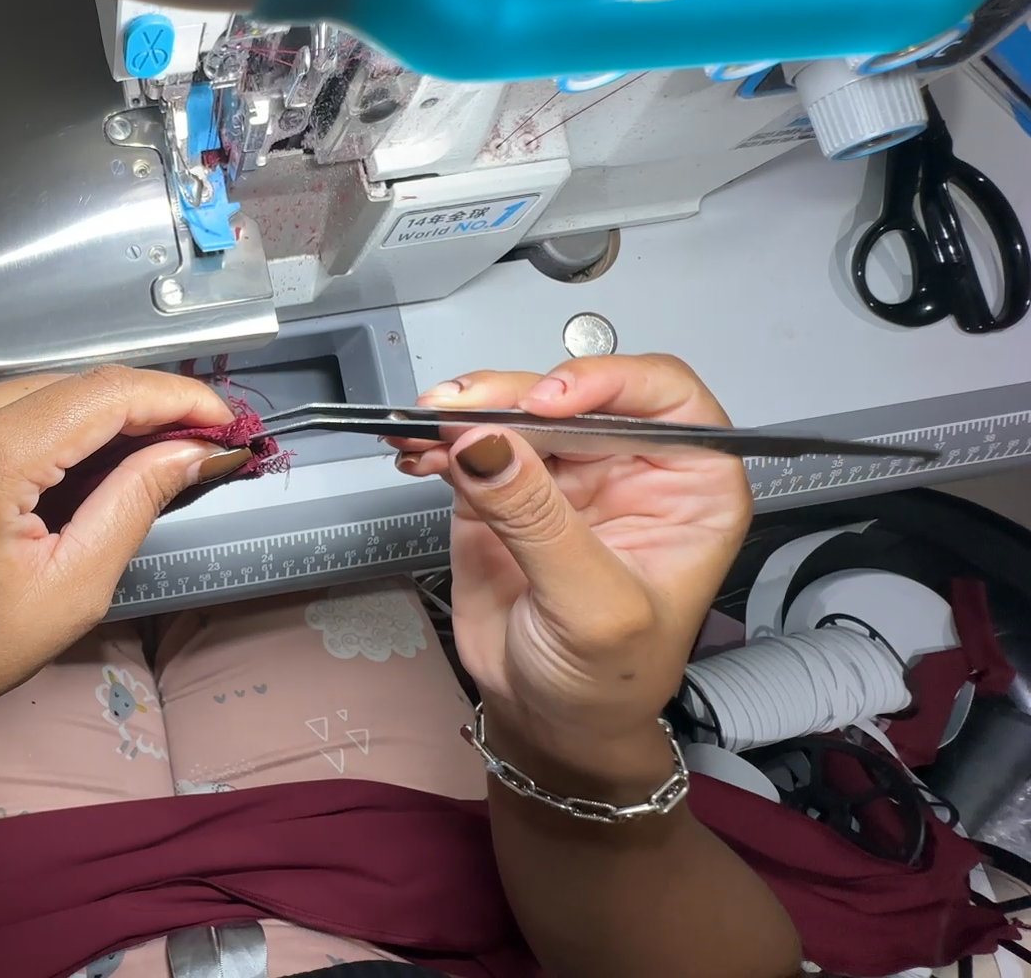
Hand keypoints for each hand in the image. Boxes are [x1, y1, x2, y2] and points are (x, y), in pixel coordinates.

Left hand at [0, 367, 242, 764]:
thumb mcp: (68, 590)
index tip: (228, 423)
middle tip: (205, 447)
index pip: (104, 395)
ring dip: (113, 418)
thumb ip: (133, 503)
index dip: (177, 401)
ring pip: (53, 392)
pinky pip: (20, 408)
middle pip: (80, 386)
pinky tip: (105, 458)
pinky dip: (71, 427)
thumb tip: (193, 452)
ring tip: (166, 455)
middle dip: (151, 410)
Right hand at [393, 355, 751, 784]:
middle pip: (563, 400)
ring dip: (455, 415)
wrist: (544, 713)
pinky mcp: (495, 492)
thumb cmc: (607, 676)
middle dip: (501, 398)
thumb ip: (540, 521)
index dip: (603, 384)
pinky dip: (432, 444)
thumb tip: (483, 443)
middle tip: (445, 412)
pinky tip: (411, 454)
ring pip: (506, 416)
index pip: (660, 399)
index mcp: (684, 485)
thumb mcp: (592, 604)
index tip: (538, 403)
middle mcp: (621, 468)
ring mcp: (552, 478)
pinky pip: (464, 447)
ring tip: (414, 431)